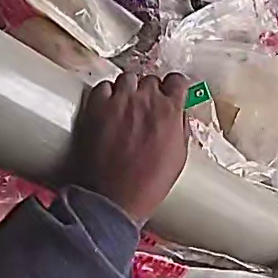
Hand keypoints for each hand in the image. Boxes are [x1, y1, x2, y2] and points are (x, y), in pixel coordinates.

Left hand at [68, 69, 191, 223]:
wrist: (113, 198)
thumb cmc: (147, 184)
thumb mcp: (178, 158)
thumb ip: (180, 129)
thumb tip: (179, 115)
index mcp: (170, 112)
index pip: (177, 81)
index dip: (173, 87)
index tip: (170, 92)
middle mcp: (146, 100)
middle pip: (150, 80)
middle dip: (149, 91)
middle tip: (144, 107)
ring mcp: (120, 100)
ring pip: (127, 79)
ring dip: (128, 90)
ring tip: (125, 106)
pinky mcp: (97, 106)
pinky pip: (103, 87)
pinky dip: (106, 94)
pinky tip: (107, 108)